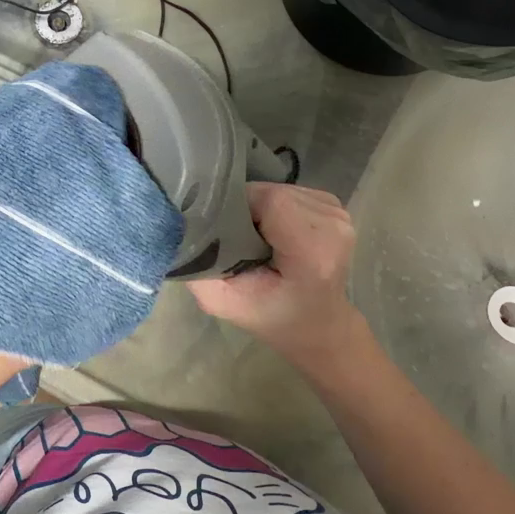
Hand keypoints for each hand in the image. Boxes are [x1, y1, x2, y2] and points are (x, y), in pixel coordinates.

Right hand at [187, 183, 369, 371]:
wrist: (318, 324)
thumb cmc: (272, 315)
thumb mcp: (223, 302)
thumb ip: (199, 267)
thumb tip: (175, 229)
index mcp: (313, 251)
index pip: (269, 200)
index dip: (240, 212)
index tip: (230, 238)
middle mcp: (334, 225)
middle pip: (272, 192)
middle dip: (248, 211)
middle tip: (241, 242)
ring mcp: (339, 213)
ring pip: (279, 189)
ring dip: (261, 209)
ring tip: (259, 239)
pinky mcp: (335, 204)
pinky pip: (289, 191)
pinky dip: (276, 208)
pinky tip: (277, 232)